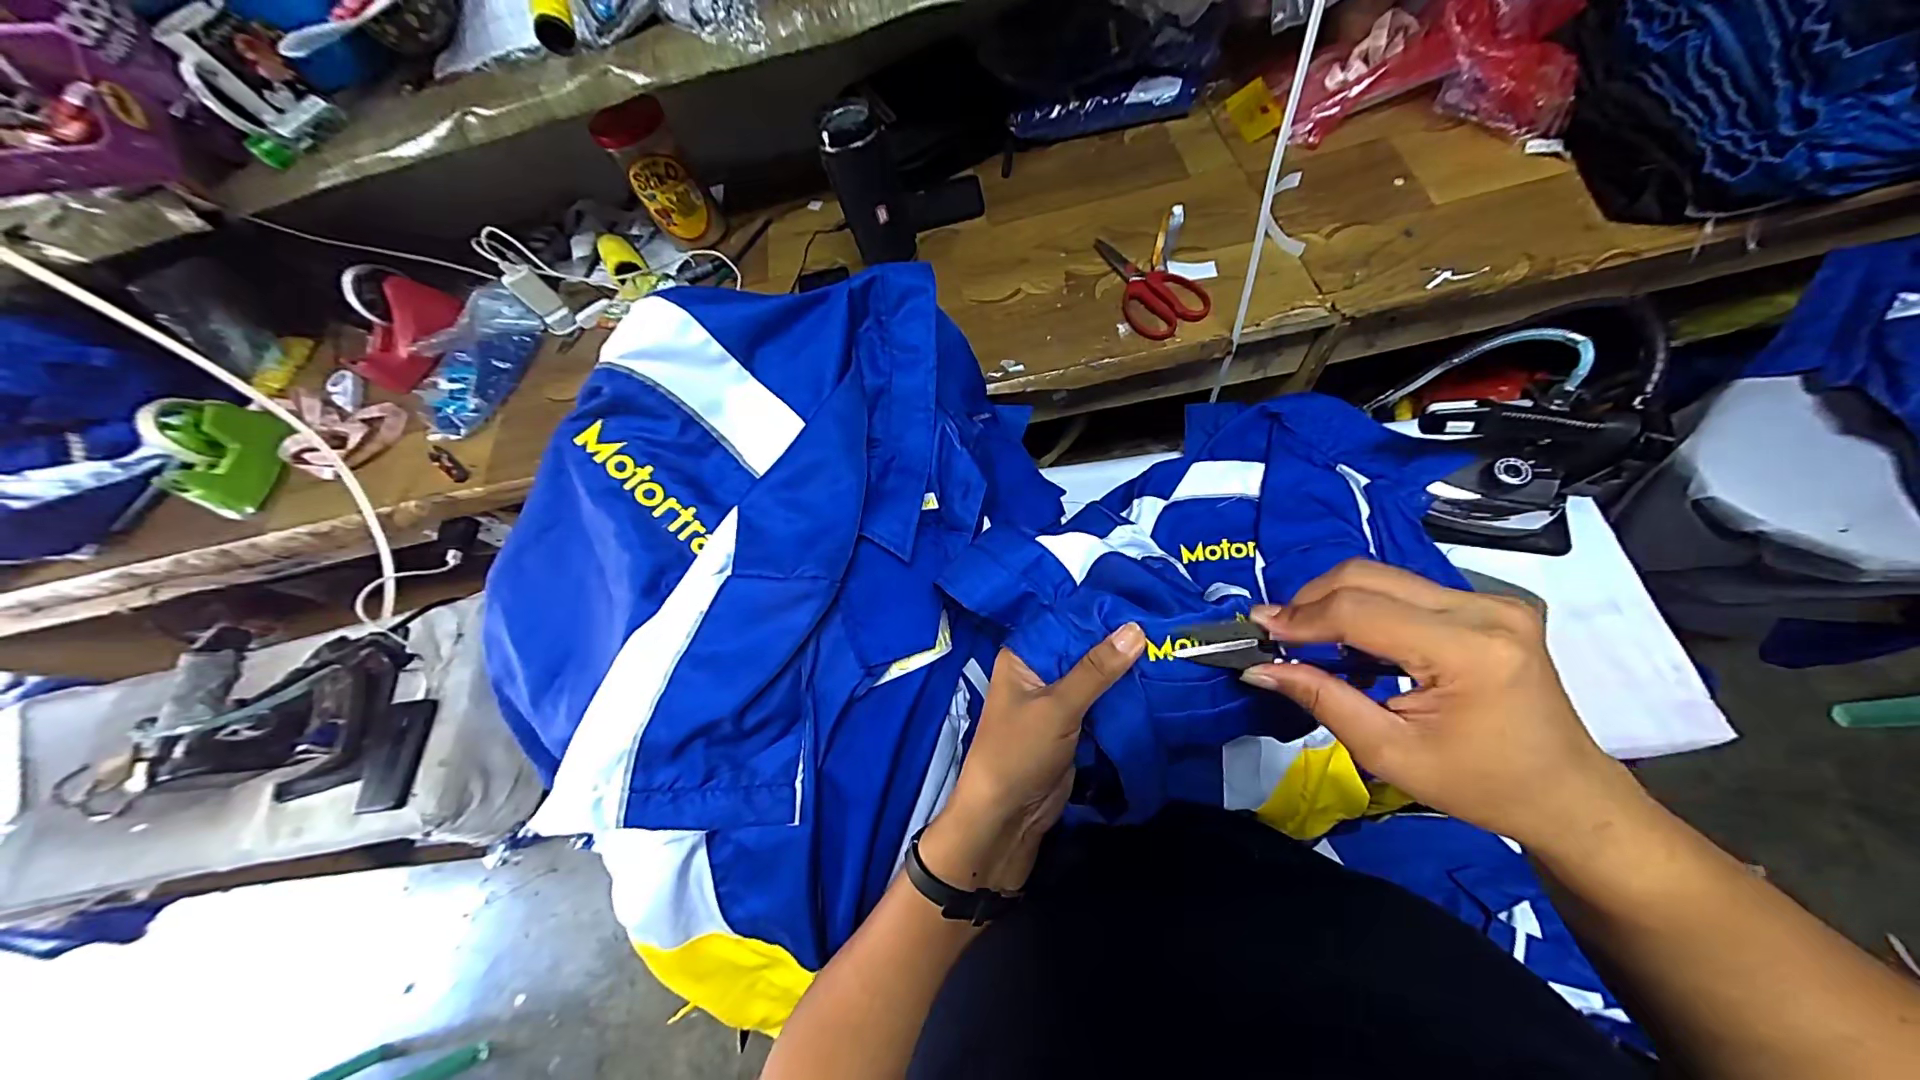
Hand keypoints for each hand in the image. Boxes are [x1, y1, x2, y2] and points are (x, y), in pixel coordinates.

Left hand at [918, 625, 1145, 893]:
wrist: (1008, 817)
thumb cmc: (1019, 752)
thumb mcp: (1058, 707)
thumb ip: (1096, 670)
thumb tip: (1135, 629)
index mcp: (1024, 656)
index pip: (1066, 622)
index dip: (1102, 614)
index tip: (1144, 604)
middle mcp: (1040, 671)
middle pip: (1085, 649)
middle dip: (1120, 644)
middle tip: (1168, 627)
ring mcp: (1058, 699)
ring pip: (1097, 676)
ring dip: (1127, 670)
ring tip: (1171, 649)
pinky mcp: (1074, 724)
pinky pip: (1103, 702)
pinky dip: (1125, 696)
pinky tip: (1158, 683)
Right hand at [1238, 559, 1638, 845]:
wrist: (1568, 795)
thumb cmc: (1482, 785)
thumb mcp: (1389, 753)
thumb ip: (1322, 700)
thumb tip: (1261, 669)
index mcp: (1470, 651)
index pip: (1361, 611)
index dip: (1301, 617)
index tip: (1257, 630)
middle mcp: (1486, 610)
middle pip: (1369, 577)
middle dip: (1310, 600)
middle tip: (1275, 631)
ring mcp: (1492, 602)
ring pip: (1383, 575)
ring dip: (1333, 599)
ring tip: (1302, 634)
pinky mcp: (1489, 604)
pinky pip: (1405, 588)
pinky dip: (1362, 604)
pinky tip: (1345, 635)